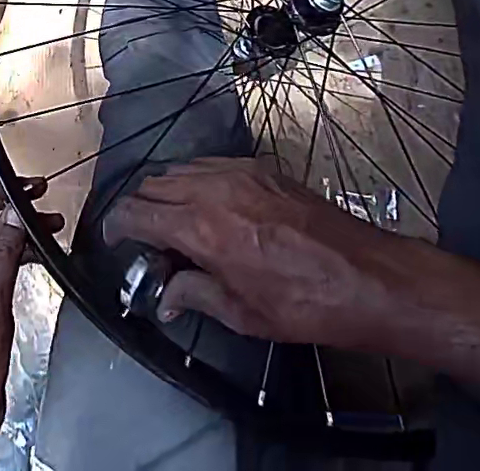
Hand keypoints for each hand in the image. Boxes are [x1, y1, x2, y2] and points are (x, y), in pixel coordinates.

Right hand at [104, 157, 430, 351]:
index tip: (113, 236)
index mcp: (202, 228)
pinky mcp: (258, 167)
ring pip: (178, 169)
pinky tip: (207, 205)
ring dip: (165, 191)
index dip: (117, 224)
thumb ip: (194, 294)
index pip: (138, 212)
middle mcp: (212, 189)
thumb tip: (164, 295)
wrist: (367, 275)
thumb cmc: (304, 304)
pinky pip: (208, 164)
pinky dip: (194, 180)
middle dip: (139, 208)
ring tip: (174, 221)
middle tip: (145, 237)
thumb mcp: (243, 314)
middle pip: (153, 184)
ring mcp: (236, 172)